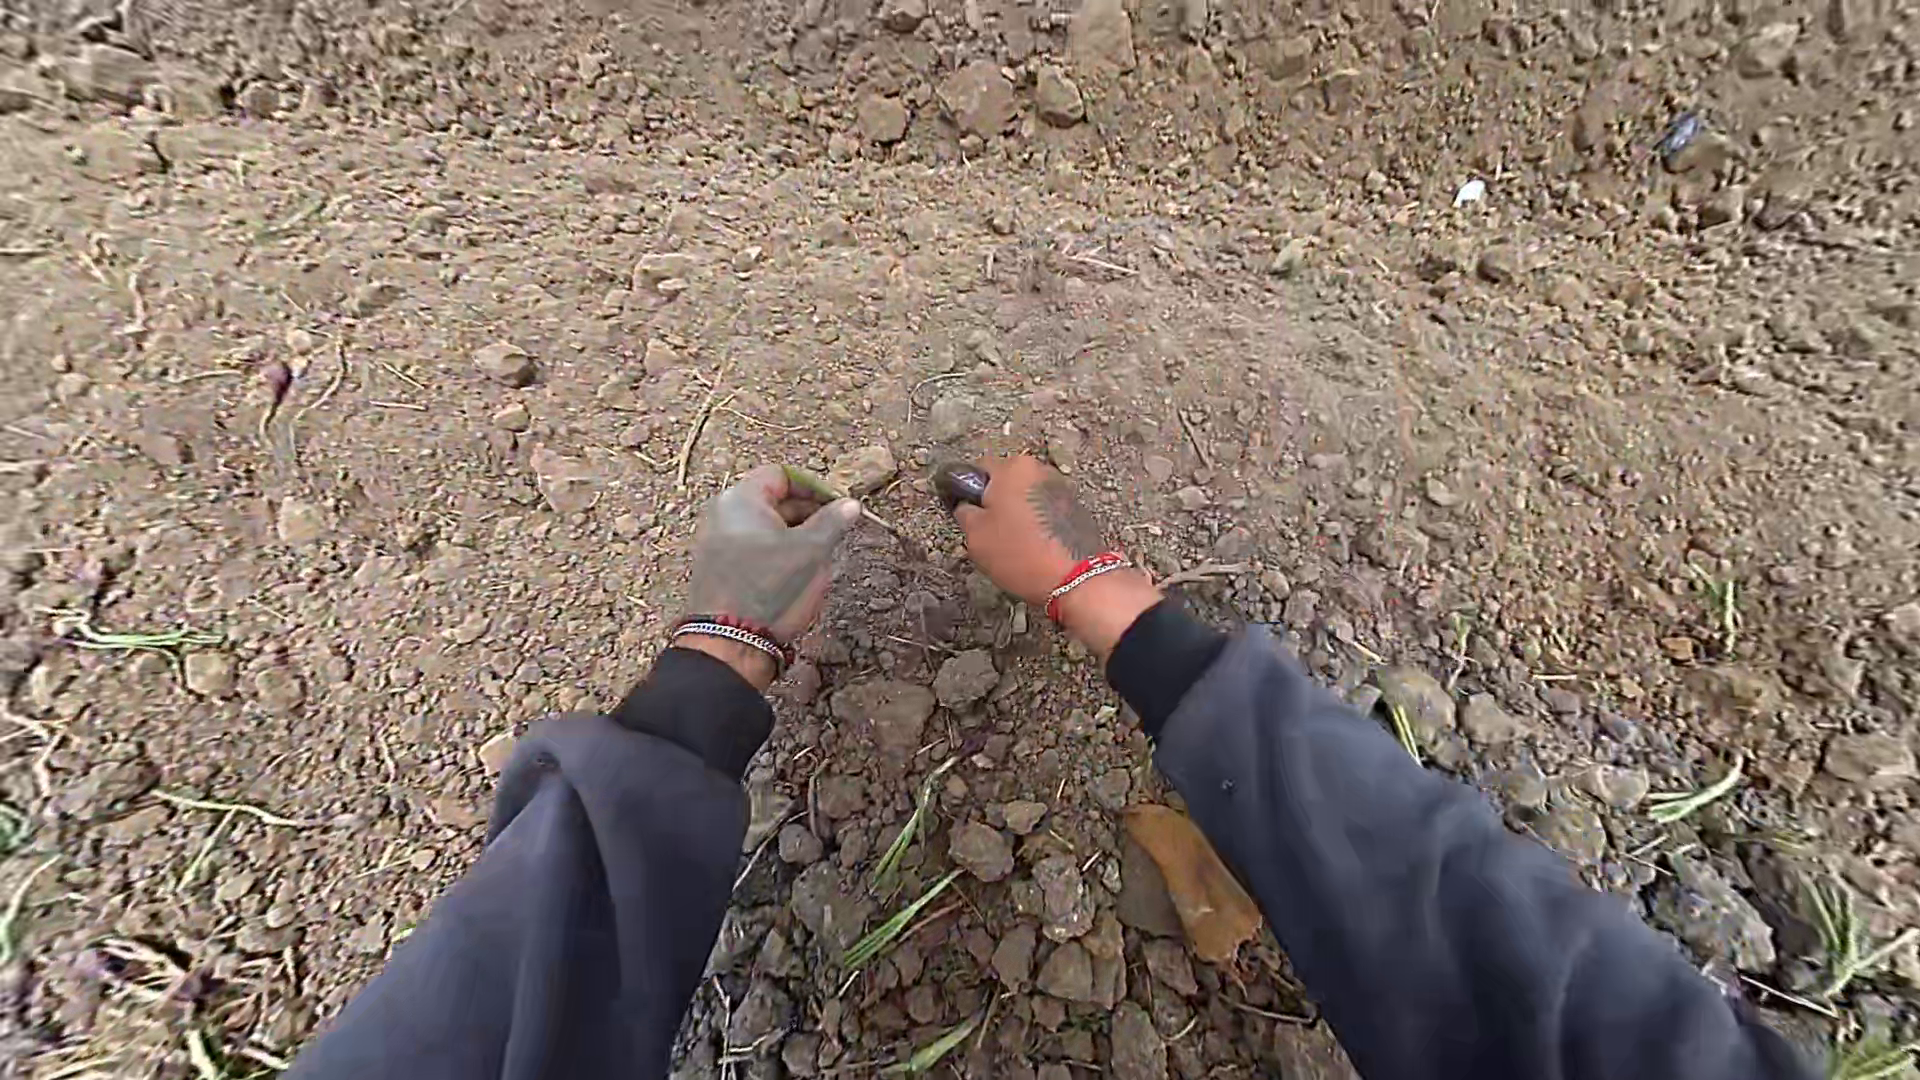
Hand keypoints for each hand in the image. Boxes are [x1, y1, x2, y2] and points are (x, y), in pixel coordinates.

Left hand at [680, 464, 861, 689]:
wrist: (731, 642)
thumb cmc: (772, 588)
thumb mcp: (812, 551)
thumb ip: (833, 521)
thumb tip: (851, 504)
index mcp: (741, 500)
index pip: (781, 475)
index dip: (814, 486)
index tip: (838, 505)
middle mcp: (722, 514)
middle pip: (772, 498)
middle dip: (807, 511)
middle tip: (835, 529)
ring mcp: (716, 541)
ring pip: (765, 525)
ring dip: (795, 532)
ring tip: (820, 552)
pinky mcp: (718, 566)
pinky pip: (754, 545)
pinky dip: (778, 549)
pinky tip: (797, 569)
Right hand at [948, 456, 1158, 657]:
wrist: (1077, 579)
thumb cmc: (1021, 554)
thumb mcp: (975, 535)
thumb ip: (965, 512)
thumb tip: (967, 505)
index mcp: (1012, 468)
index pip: (978, 470)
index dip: (968, 493)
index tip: (967, 515)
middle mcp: (1039, 469)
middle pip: (1005, 483)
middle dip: (996, 504)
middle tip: (988, 535)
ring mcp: (1062, 487)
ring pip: (1026, 497)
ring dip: (1018, 514)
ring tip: (1014, 545)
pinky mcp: (1077, 507)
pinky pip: (1046, 510)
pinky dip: (1037, 524)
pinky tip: (1034, 547)